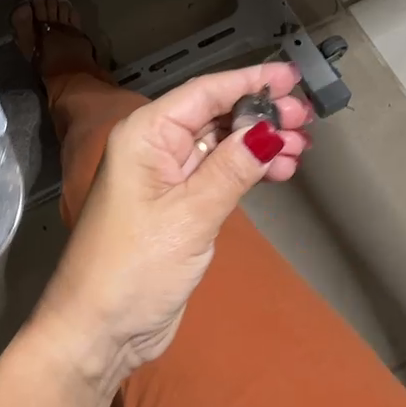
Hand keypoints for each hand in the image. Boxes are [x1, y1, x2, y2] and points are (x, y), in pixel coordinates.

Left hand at [31, 62, 311, 381]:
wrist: (100, 329)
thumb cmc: (133, 267)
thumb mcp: (188, 216)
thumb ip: (231, 170)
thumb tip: (269, 129)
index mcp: (145, 134)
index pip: (203, 92)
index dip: (248, 80)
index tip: (289, 77)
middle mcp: (155, 146)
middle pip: (215, 114)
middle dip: (261, 113)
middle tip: (306, 120)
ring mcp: (168, 175)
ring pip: (222, 143)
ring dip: (260, 142)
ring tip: (302, 148)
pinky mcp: (180, 204)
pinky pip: (220, 172)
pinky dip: (249, 168)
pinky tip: (280, 169)